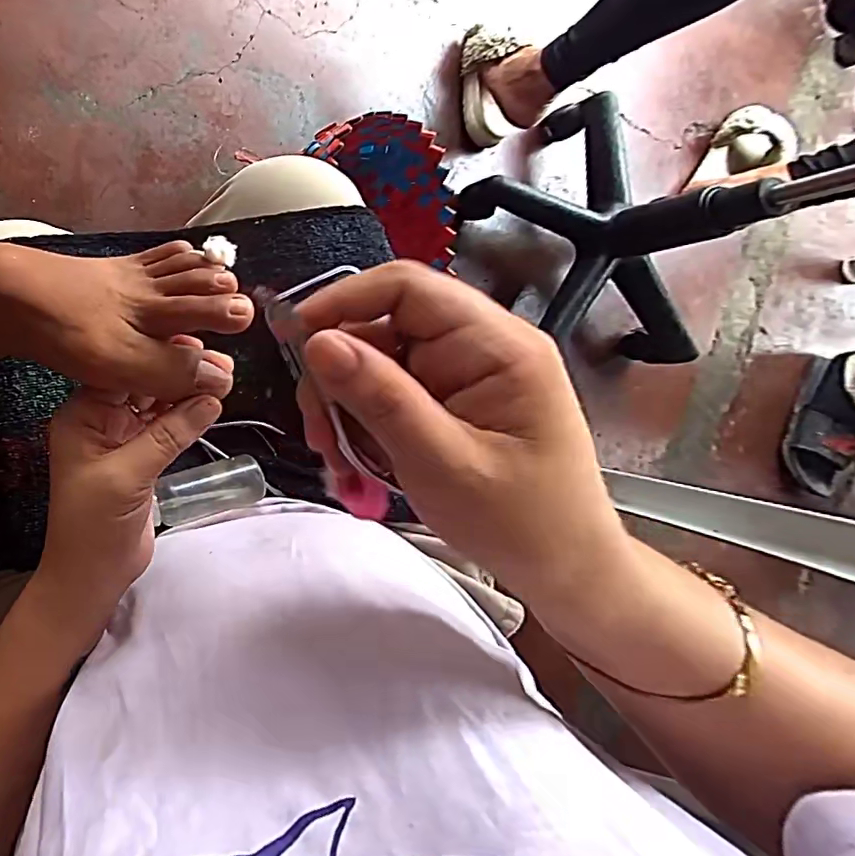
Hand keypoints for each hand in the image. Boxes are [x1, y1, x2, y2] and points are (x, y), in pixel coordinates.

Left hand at [35, 340, 230, 629]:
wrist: (90, 576)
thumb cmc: (95, 525)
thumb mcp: (127, 475)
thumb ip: (167, 435)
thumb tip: (210, 396)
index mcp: (80, 415)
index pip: (119, 373)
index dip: (156, 358)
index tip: (197, 344)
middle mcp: (96, 419)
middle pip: (138, 384)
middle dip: (176, 373)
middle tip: (220, 360)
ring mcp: (117, 438)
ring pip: (153, 404)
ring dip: (184, 393)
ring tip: (223, 376)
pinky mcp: (136, 457)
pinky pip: (161, 427)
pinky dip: (183, 416)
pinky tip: (210, 403)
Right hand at [291, 261, 627, 599]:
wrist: (563, 567)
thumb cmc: (522, 520)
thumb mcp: (441, 461)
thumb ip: (379, 397)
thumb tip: (318, 342)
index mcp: (495, 346)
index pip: (405, 287)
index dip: (340, 301)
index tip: (292, 339)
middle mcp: (473, 346)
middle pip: (374, 327)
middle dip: (333, 376)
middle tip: (318, 429)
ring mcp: (454, 370)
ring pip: (365, 361)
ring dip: (338, 406)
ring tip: (338, 455)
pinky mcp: (438, 395)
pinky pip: (374, 389)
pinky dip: (351, 421)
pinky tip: (352, 457)